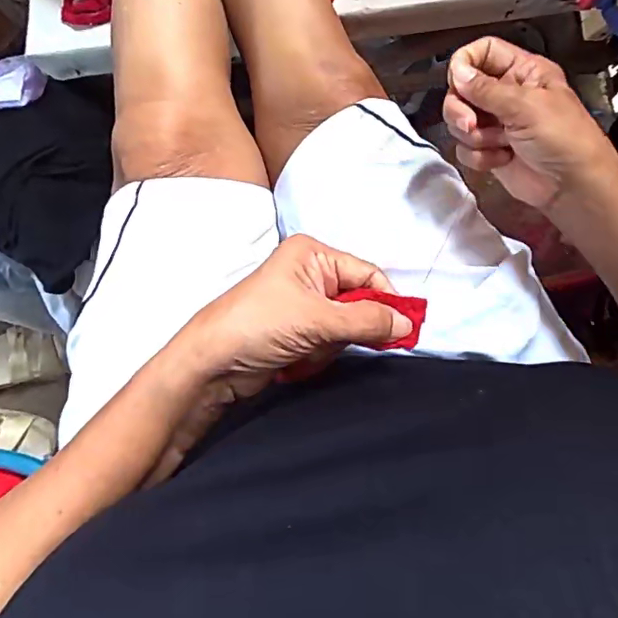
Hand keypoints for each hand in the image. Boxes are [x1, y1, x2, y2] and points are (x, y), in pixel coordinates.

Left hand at [142, 236, 412, 482]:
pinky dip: (316, 357)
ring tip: (302, 351)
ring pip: (346, 329)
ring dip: (328, 347)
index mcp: (312, 254)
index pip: (367, 274)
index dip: (387, 301)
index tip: (404, 330)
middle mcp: (309, 273)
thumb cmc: (257, 325)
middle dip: (347, 330)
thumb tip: (406, 323)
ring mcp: (303, 303)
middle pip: (359, 303)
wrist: (212, 363)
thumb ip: (367, 320)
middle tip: (328, 341)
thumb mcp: (317, 320)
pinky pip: (328, 344)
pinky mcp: (297, 331)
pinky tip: (294, 361)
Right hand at [443, 36, 617, 209]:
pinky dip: (478, 156)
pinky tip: (501, 159)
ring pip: (458, 119)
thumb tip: (457, 72)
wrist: (574, 188)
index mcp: (523, 71)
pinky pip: (464, 146)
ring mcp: (496, 122)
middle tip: (470, 124)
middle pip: (462, 87)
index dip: (465, 63)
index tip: (458, 82)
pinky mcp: (489, 148)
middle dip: (460, 108)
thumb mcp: (527, 106)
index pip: (483, 51)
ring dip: (472, 135)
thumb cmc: (564, 139)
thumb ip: (486, 88)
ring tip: (497, 143)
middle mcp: (506, 93)